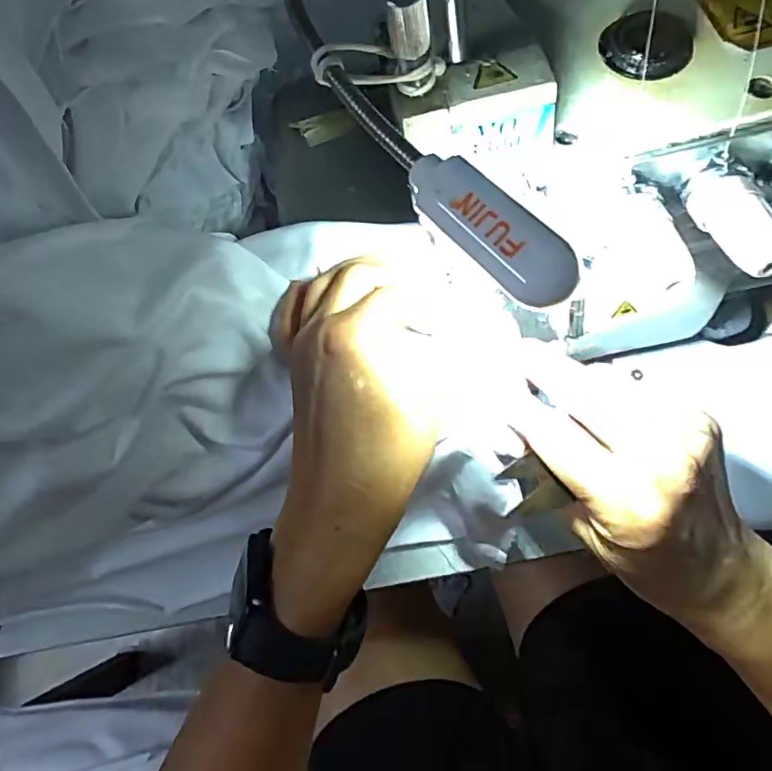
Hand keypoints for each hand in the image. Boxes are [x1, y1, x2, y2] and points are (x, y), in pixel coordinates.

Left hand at [268, 258, 447, 636]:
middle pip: (355, 273)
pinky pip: (290, 309)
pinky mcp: (291, 359)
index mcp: (354, 333)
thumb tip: (481, 336)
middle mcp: (320, 328)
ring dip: (355, 272)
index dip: (428, 295)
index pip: (395, 291)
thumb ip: (453, 359)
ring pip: (321, 282)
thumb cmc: (388, 455)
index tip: (452, 304)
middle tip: (425, 282)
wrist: (339, 501)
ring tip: (387, 277)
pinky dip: (310, 291)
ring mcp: (299, 342)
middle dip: (392, 269)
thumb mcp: (434, 402)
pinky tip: (328, 291)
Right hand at [507, 342, 771, 647]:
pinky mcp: (698, 416)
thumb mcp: (587, 534)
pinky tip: (600, 394)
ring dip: (579, 374)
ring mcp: (683, 430)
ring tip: (552, 366)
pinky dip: (613, 387)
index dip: (523, 409)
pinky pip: (640, 388)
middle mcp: (658, 457)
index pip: (557, 437)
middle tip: (521, 350)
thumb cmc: (647, 565)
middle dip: (547, 368)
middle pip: (587, 394)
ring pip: (614, 383)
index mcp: (625, 499)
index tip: (497, 387)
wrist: (720, 568)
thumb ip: (555, 480)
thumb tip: (522, 434)